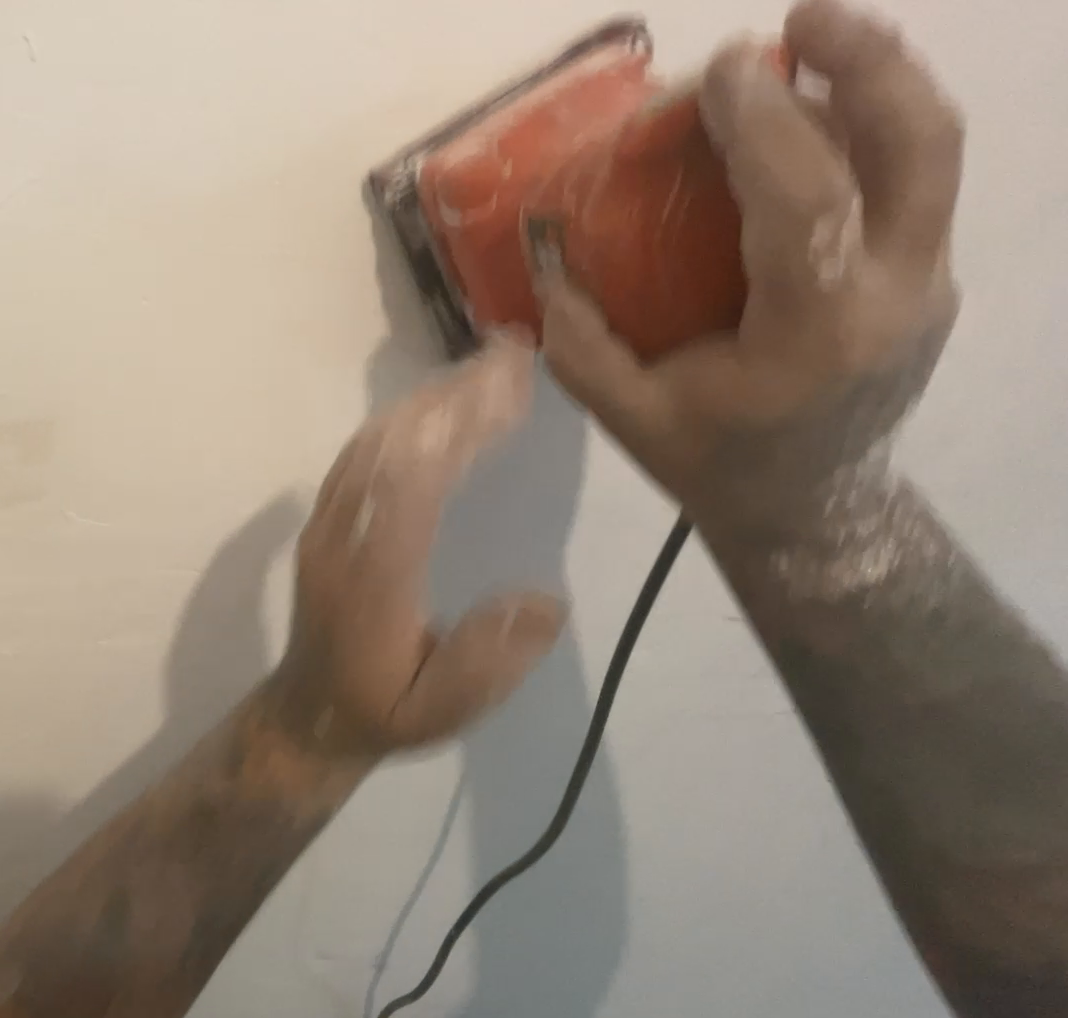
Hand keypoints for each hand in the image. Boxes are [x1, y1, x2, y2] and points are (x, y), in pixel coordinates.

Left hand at [281, 335, 565, 756]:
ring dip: (423, 403)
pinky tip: (435, 407)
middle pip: (386, 451)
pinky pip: (354, 461)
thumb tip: (544, 601)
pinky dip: (397, 425)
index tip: (509, 385)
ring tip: (485, 369)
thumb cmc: (382, 711)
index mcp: (371, 580)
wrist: (311, 713)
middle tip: (511, 356)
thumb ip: (486, 664)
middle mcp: (338, 541)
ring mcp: (322, 529)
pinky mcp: (321, 526)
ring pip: (365, 448)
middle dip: (448, 399)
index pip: (407, 486)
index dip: (455, 429)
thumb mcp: (437, 713)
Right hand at [539, 0, 962, 537]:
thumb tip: (543, 261)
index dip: (766, 127)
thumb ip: (580, 341)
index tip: (719, 73)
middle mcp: (896, 296)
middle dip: (867, 63)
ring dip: (878, 83)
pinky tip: (809, 126)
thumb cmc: (711, 465)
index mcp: (813, 335)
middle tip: (795, 23)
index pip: (806, 205)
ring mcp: (929, 283)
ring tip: (812, 44)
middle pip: (919, 147)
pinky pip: (908, 184)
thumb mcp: (628, 416)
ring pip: (933, 153)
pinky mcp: (927, 277)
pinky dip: (864, 134)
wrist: (810, 508)